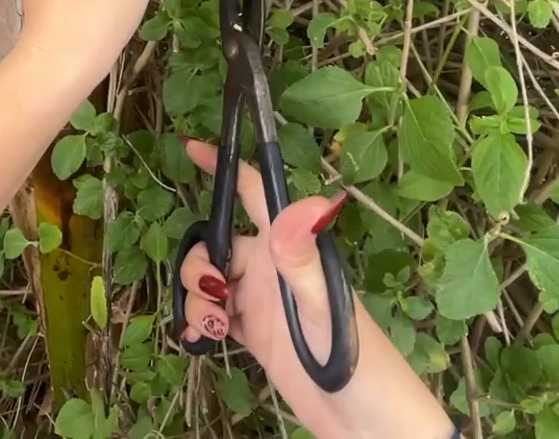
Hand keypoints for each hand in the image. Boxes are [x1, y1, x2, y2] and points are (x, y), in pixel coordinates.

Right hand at [176, 140, 455, 438]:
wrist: (367, 425)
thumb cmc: (357, 358)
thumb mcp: (325, 304)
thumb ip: (303, 258)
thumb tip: (299, 204)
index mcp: (289, 247)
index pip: (254, 192)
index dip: (225, 167)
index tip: (191, 147)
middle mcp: (271, 266)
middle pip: (216, 243)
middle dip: (198, 263)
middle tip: (210, 294)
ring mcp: (260, 300)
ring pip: (210, 279)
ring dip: (197, 298)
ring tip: (211, 327)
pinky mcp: (254, 333)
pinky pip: (213, 315)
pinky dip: (199, 322)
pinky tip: (199, 340)